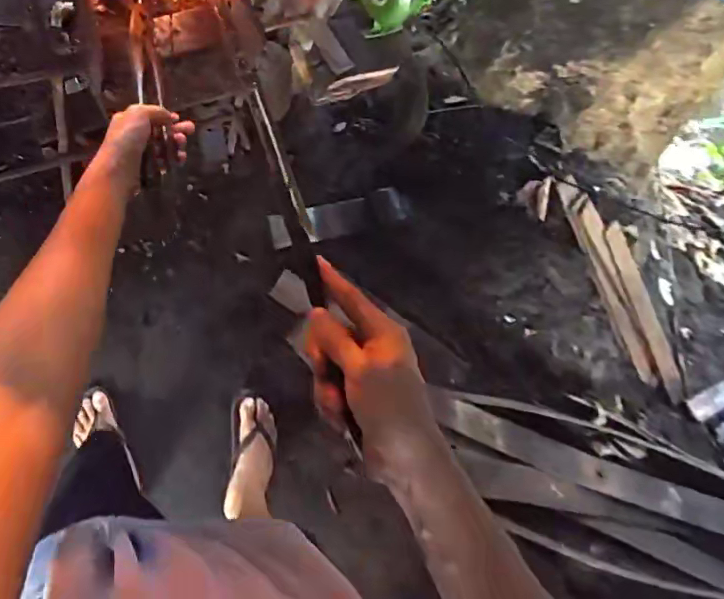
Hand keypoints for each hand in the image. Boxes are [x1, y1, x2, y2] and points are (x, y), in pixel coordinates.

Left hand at [94, 105, 193, 172]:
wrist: (117, 171)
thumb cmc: (126, 138)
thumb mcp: (139, 114)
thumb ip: (156, 111)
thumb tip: (168, 117)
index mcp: (128, 120)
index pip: (149, 116)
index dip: (164, 116)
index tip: (178, 118)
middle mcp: (133, 136)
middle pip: (160, 131)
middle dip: (176, 129)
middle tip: (190, 129)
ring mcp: (140, 153)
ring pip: (164, 146)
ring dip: (176, 143)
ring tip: (182, 143)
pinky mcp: (147, 169)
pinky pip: (164, 162)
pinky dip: (174, 158)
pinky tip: (180, 158)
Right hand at [304, 256, 437, 475]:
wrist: (407, 463)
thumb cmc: (389, 408)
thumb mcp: (359, 368)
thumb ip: (333, 337)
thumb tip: (316, 312)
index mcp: (383, 334)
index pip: (352, 298)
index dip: (333, 281)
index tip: (316, 260)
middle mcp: (372, 348)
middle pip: (329, 332)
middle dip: (321, 356)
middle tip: (324, 370)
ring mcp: (363, 373)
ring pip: (324, 363)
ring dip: (325, 386)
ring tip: (338, 406)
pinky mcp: (355, 396)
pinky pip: (327, 386)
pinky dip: (330, 403)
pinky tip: (341, 419)